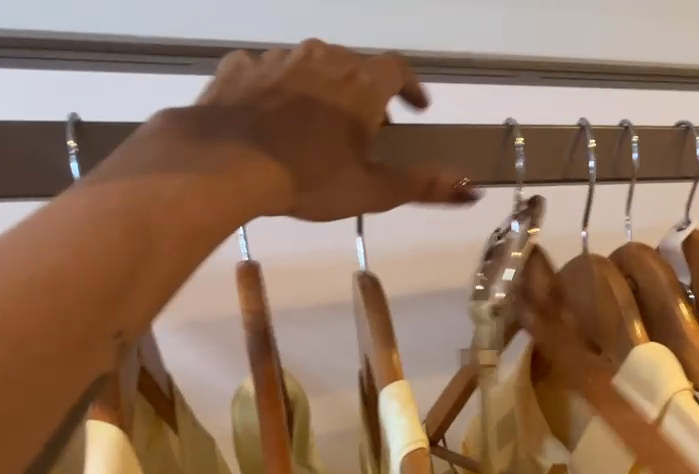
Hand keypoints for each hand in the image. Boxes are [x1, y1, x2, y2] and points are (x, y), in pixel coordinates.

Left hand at [115, 40, 477, 221]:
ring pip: (311, 65)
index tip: (416, 107)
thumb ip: (424, 186)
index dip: (411, 87)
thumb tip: (472, 187)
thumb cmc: (309, 178)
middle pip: (354, 65)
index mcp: (361, 84)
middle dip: (367, 93)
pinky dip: (279, 91)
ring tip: (320, 126)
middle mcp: (323, 57)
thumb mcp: (373, 190)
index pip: (398, 69)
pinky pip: (267, 72)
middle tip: (368, 128)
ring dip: (323, 89)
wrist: (226, 161)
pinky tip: (273, 118)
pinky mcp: (240, 67)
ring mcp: (278, 58)